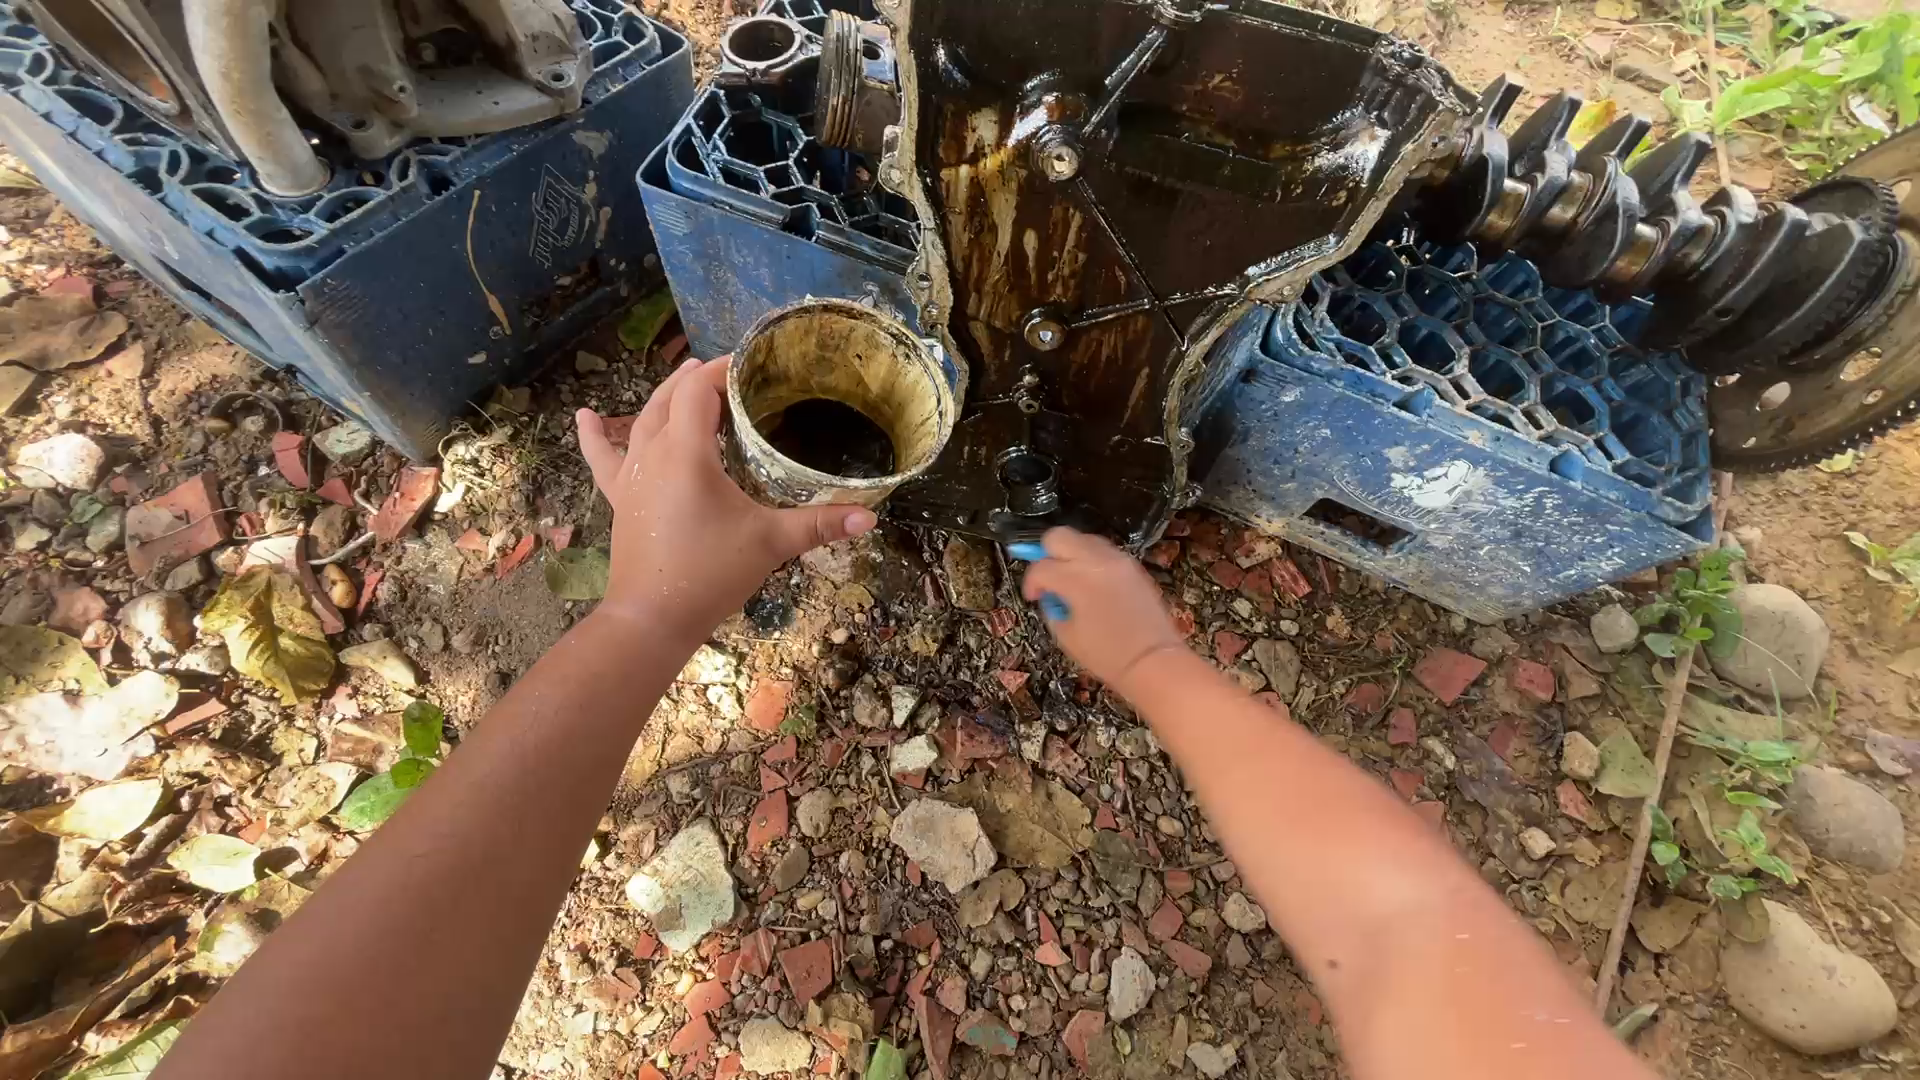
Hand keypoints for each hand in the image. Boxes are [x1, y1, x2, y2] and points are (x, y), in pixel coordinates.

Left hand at [576, 357, 876, 645]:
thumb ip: (820, 525)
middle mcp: (652, 454)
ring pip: (641, 420)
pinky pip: (603, 458)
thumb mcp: (771, 543)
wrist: (652, 618)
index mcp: (686, 453)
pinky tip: (584, 417)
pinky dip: (595, 435)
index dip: (722, 370)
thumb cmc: (711, 572)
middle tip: (727, 372)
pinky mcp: (620, 499)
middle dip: (697, 379)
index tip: (750, 363)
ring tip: (683, 378)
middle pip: (669, 398)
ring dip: (663, 396)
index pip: (698, 391)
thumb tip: (870, 518)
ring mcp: (631, 477)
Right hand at [1017, 527, 1187, 694]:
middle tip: (1048, 577)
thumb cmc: (1107, 655)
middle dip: (1046, 553)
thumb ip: (1053, 607)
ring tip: (1072, 581)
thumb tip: (1051, 595)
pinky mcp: (1133, 566)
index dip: (1031, 583)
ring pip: (1083, 539)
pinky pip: (1104, 552)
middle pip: (1058, 536)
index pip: (1041, 567)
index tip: (1033, 597)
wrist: (1154, 660)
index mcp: (1076, 579)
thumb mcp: (1066, 636)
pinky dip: (1092, 561)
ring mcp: (1118, 560)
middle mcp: (1097, 561)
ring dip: (1071, 555)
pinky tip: (1092, 585)